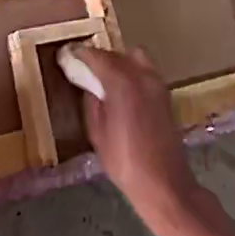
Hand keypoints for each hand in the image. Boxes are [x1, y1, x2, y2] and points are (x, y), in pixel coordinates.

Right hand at [75, 46, 202, 225]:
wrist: (162, 182)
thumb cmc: (124, 161)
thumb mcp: (97, 134)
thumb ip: (92, 103)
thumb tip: (90, 86)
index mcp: (122, 83)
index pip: (98, 57)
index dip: (82, 53)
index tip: (69, 54)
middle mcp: (142, 75)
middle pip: (117, 54)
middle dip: (99, 57)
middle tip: (84, 67)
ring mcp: (156, 83)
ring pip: (134, 57)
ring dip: (118, 61)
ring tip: (104, 77)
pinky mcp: (165, 94)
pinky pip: (145, 70)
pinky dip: (131, 70)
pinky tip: (122, 88)